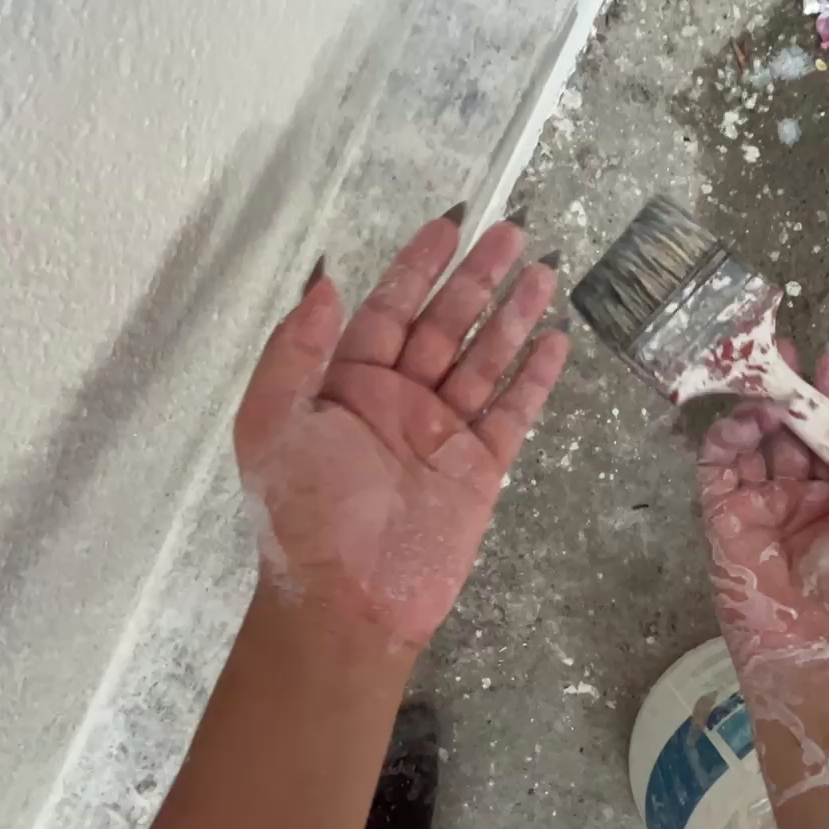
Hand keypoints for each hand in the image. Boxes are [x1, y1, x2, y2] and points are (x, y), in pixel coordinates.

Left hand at [234, 212, 568, 649]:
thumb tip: (322, 282)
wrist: (349, 602)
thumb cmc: (306, 515)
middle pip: (446, 324)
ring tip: (543, 273)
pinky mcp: (480, 467)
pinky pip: (513, 412)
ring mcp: (443, 432)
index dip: (418, 265)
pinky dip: (534, 379)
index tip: (448, 226)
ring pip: (485, 360)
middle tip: (513, 232)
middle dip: (478, 278)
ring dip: (513, 317)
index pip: (389, 308)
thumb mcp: (274, 426)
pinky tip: (554, 344)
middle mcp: (398, 398)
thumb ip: (293, 353)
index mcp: (348, 383)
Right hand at [698, 342, 828, 666]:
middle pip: (791, 431)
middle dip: (790, 391)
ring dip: (757, 408)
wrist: (820, 655)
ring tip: (766, 381)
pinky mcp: (723, 514)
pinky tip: (746, 419)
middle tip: (785, 353)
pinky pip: (718, 467)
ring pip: (752, 442)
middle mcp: (800, 494)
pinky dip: (726, 438)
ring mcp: (759, 502)